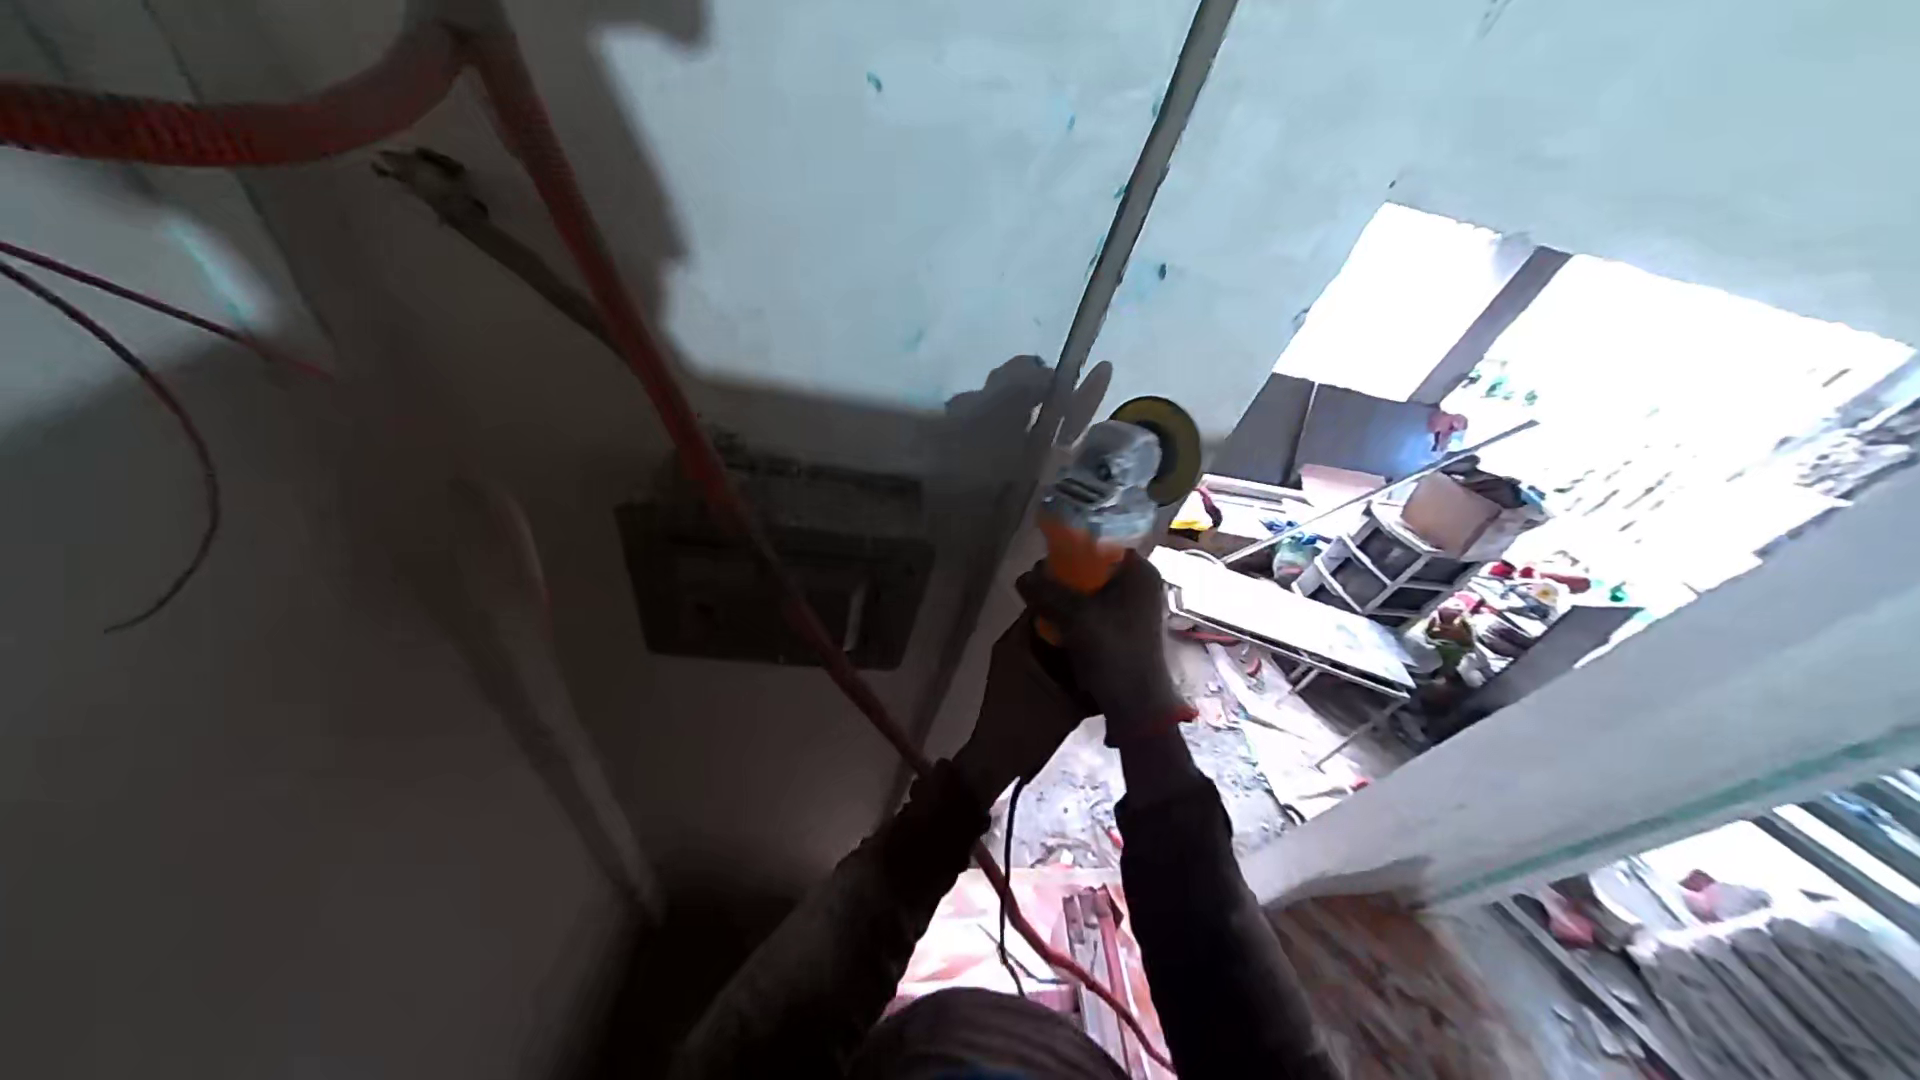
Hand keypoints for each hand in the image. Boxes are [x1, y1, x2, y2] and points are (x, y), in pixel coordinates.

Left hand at [951, 613, 1092, 806]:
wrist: (997, 760)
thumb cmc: (1028, 727)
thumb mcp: (1067, 703)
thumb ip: (1091, 680)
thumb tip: (1119, 662)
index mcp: (1017, 641)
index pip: (1044, 602)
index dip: (1071, 597)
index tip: (1099, 598)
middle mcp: (1012, 644)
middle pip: (1047, 620)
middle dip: (1074, 621)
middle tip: (1107, 620)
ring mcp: (1012, 660)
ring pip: (1045, 640)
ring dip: (1068, 642)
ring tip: (1102, 640)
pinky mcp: (1017, 677)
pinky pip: (1041, 657)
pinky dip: (1060, 659)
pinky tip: (1087, 665)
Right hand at [1015, 551, 1192, 746]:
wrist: (1137, 705)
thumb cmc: (1113, 652)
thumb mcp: (1074, 616)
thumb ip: (1046, 591)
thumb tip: (1022, 577)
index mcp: (1139, 571)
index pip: (1102, 542)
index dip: (1072, 546)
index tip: (1046, 557)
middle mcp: (1141, 584)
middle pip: (1095, 566)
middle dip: (1065, 574)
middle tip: (1041, 584)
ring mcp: (1135, 608)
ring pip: (1093, 590)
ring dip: (1068, 596)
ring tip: (1045, 604)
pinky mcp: (1126, 629)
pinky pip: (1096, 609)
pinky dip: (1077, 612)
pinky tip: (1058, 623)